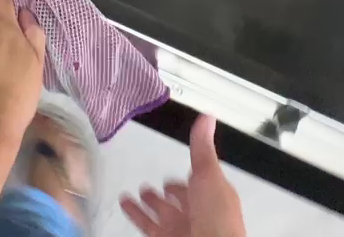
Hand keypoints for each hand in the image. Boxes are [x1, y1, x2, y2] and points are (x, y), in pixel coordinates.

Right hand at [120, 113, 247, 236]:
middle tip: (161, 181)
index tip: (182, 163)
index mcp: (214, 198)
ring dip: (150, 200)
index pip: (201, 181)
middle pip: (182, 199)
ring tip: (139, 191)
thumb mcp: (209, 175)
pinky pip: (146, 223)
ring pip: (163, 211)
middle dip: (170, 189)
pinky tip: (125, 203)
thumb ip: (202, 148)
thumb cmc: (217, 221)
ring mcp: (182, 229)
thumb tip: (207, 118)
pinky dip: (134, 212)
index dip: (191, 174)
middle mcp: (199, 214)